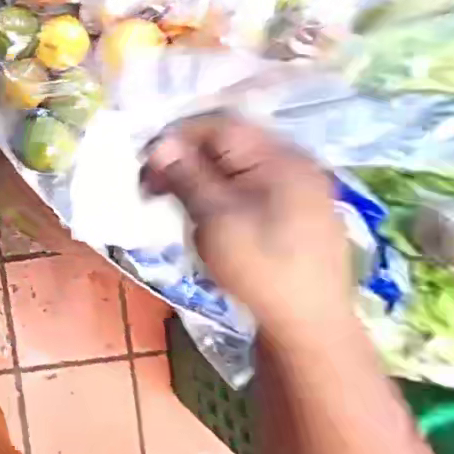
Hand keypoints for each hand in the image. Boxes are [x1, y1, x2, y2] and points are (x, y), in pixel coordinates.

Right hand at [141, 115, 350, 341]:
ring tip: (172, 205)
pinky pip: (249, 189)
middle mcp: (294, 166)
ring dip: (198, 180)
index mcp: (281, 159)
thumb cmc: (260, 269)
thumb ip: (187, 175)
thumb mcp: (215, 218)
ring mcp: (299, 191)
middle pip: (229, 146)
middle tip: (152, 189)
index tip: (145, 164)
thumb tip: (161, 144)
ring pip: (236, 170)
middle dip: (185, 161)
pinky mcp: (295, 215)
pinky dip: (219, 194)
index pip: (220, 126)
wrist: (308, 327)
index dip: (177, 138)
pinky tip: (203, 217)